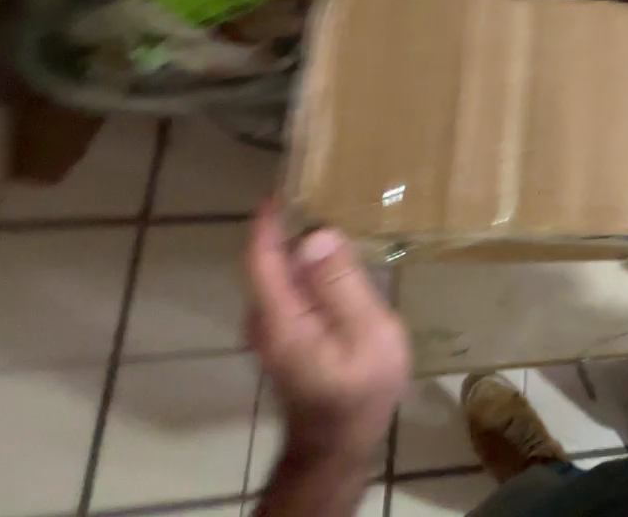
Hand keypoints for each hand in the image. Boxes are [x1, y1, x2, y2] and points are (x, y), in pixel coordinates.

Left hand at [244, 200, 409, 461]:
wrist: (340, 444)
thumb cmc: (361, 389)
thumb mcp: (365, 334)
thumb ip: (340, 285)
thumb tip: (317, 235)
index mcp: (282, 317)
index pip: (262, 259)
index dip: (268, 221)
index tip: (282, 184)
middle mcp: (266, 320)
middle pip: (268, 264)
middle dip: (286, 226)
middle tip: (322, 189)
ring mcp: (274, 331)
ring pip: (279, 277)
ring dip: (298, 246)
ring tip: (333, 215)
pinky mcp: (287, 337)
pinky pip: (290, 289)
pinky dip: (305, 266)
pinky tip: (336, 260)